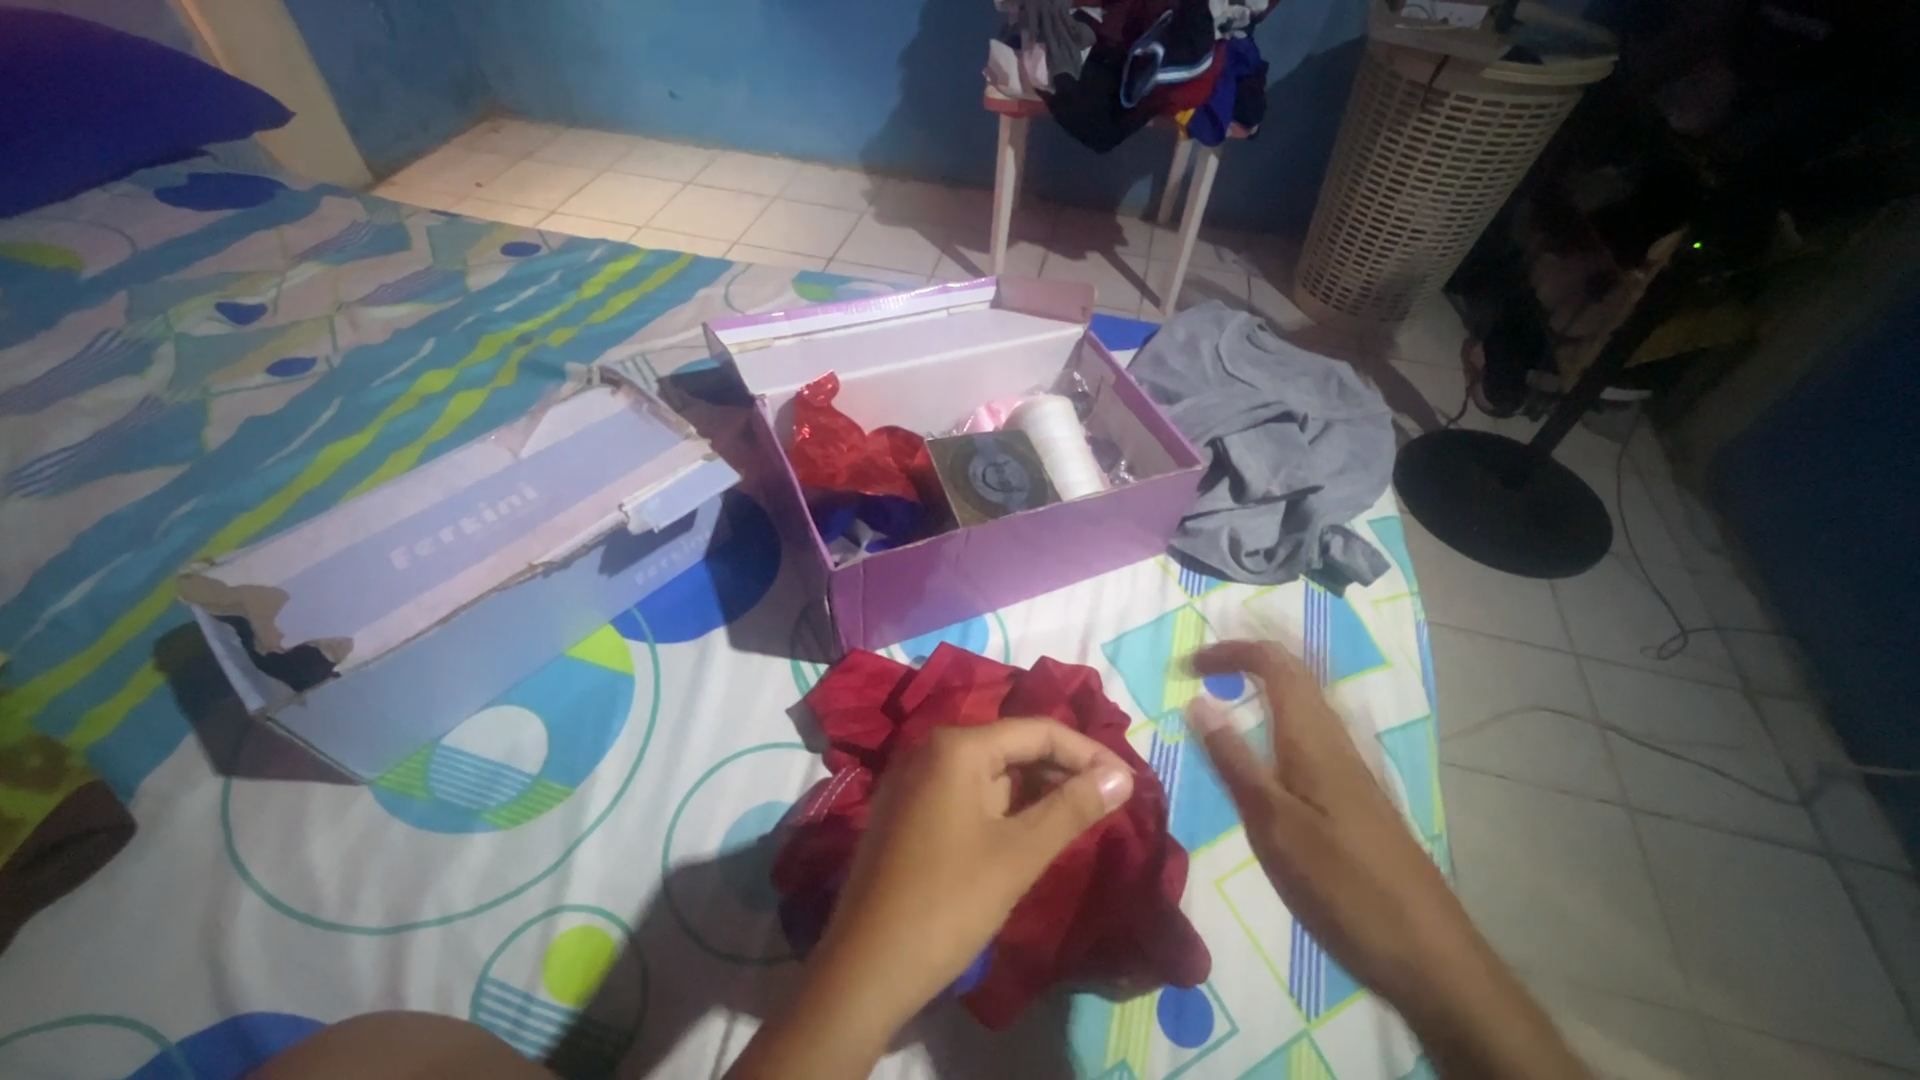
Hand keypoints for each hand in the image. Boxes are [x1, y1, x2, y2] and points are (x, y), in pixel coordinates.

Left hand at [730, 719, 1132, 1078]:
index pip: (1038, 731)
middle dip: (1063, 770)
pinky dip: (1005, 806)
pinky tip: (1033, 831)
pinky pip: (968, 793)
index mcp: (956, 746)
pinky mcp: (908, 811)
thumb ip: (1073, 808)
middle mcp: (931, 750)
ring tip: (1081, 817)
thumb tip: (1120, 774)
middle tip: (1110, 801)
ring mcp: (914, 780)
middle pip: (1013, 746)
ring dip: (1036, 790)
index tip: (1129, 782)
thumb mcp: (1019, 855)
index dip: (1088, 753)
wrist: (866, 968)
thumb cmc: (948, 903)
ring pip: (991, 772)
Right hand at [1187, 641, 1590, 1079]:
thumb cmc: (1342, 885)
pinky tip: (1261, 752)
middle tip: (1198, 669)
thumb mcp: (1273, 824)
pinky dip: (1276, 721)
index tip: (1186, 668)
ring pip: (1304, 704)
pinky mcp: (1354, 798)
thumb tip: (1198, 702)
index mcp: (1314, 739)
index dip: (1230, 652)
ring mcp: (1349, 770)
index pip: (1275, 664)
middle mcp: (1336, 742)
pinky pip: (1309, 735)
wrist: (1427, 952)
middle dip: (1246, 659)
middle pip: (1295, 675)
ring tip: (1221, 697)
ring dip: (1262, 686)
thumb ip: (1234, 761)